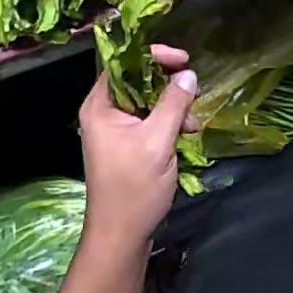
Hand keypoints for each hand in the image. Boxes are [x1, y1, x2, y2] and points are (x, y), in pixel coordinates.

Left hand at [78, 45, 195, 247]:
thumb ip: (174, 103)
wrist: (121, 236)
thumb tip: (189, 74)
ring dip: (172, 106)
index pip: (124, 63)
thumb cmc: (134, 187)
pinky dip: (168, 121)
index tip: (183, 59)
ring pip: (147, 101)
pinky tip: (186, 133)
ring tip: (192, 124)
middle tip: (192, 95)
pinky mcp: (126, 143)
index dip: (154, 55)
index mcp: (100, 105)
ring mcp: (114, 129)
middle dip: (168, 86)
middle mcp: (103, 112)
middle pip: (137, 80)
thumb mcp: (158, 141)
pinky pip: (149, 119)